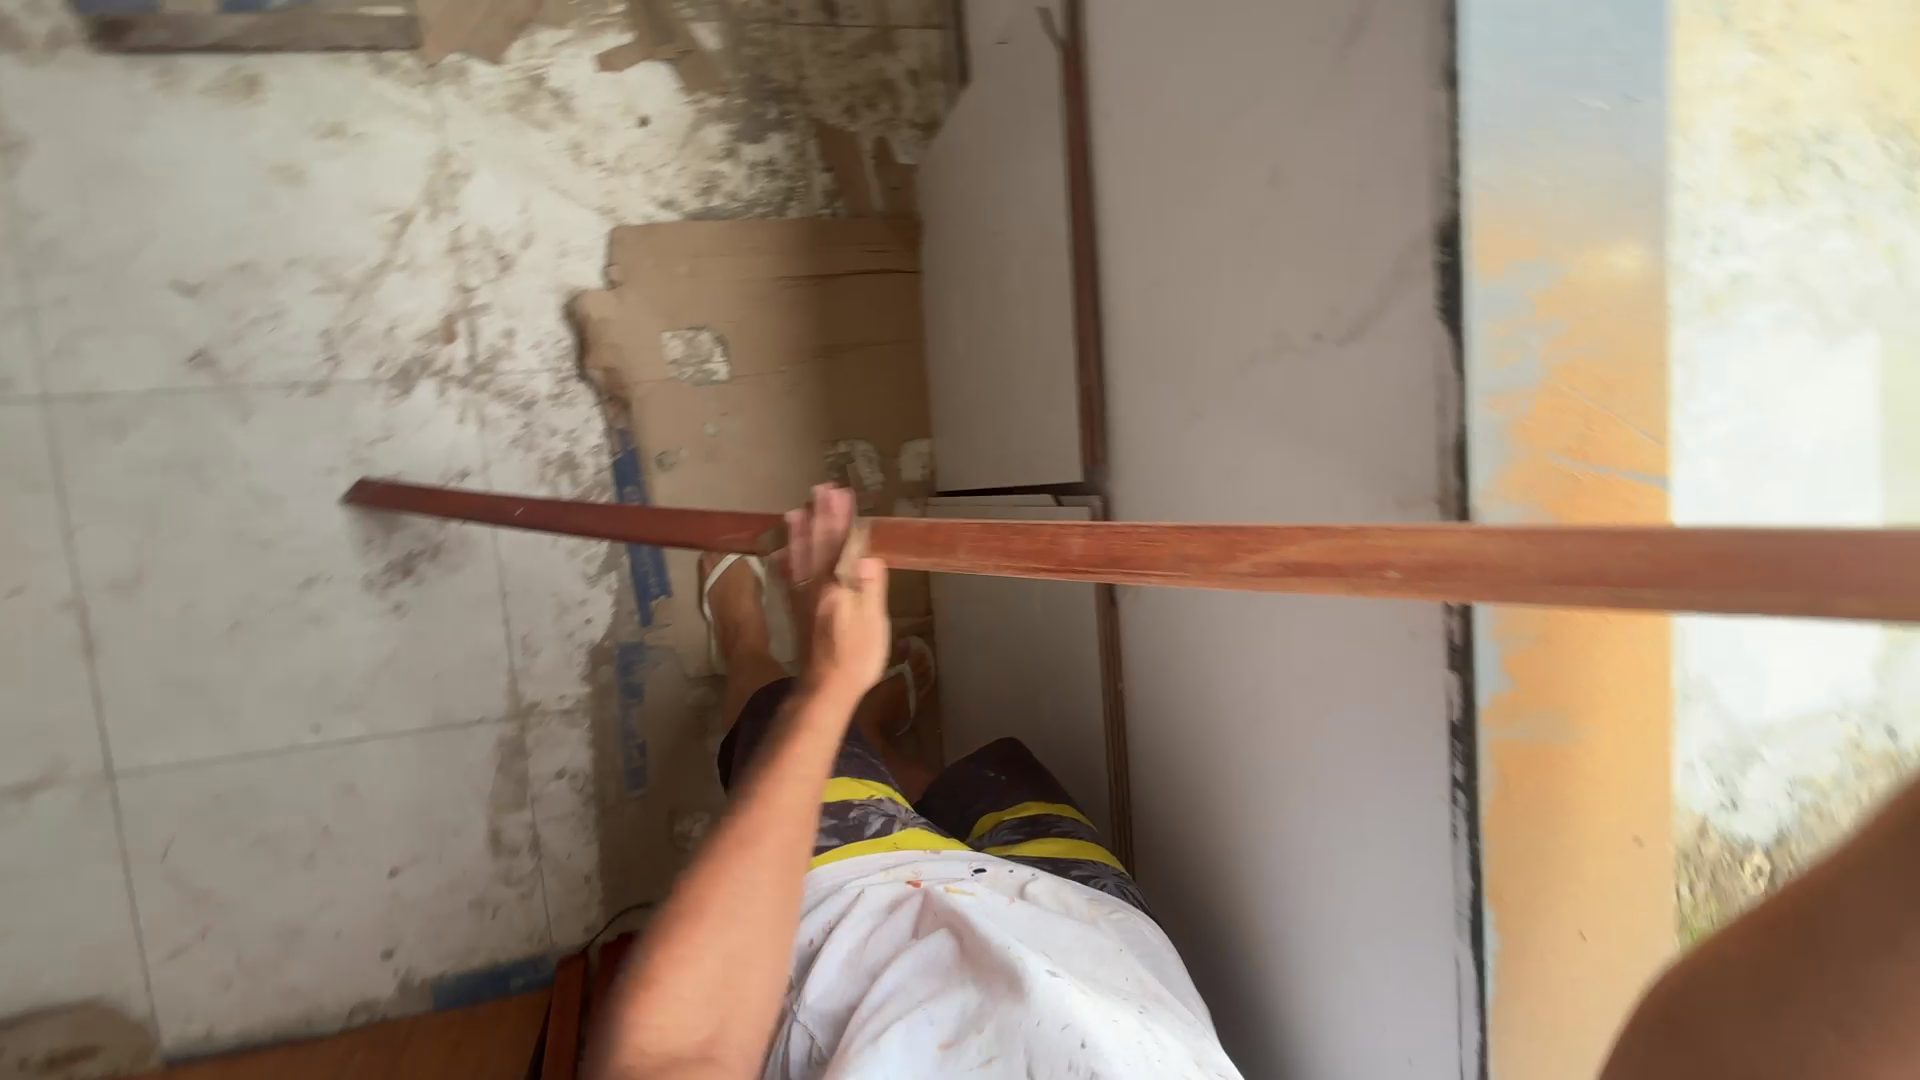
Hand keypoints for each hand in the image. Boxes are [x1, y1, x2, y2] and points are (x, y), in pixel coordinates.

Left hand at [774, 485, 889, 702]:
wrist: (825, 689)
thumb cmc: (856, 659)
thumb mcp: (873, 625)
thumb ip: (870, 589)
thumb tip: (870, 557)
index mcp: (838, 588)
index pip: (842, 545)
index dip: (843, 520)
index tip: (844, 495)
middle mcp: (817, 587)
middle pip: (819, 545)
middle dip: (821, 515)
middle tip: (822, 489)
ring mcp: (805, 598)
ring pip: (801, 557)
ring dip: (801, 532)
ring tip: (798, 509)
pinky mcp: (798, 610)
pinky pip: (790, 578)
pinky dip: (787, 559)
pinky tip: (783, 550)